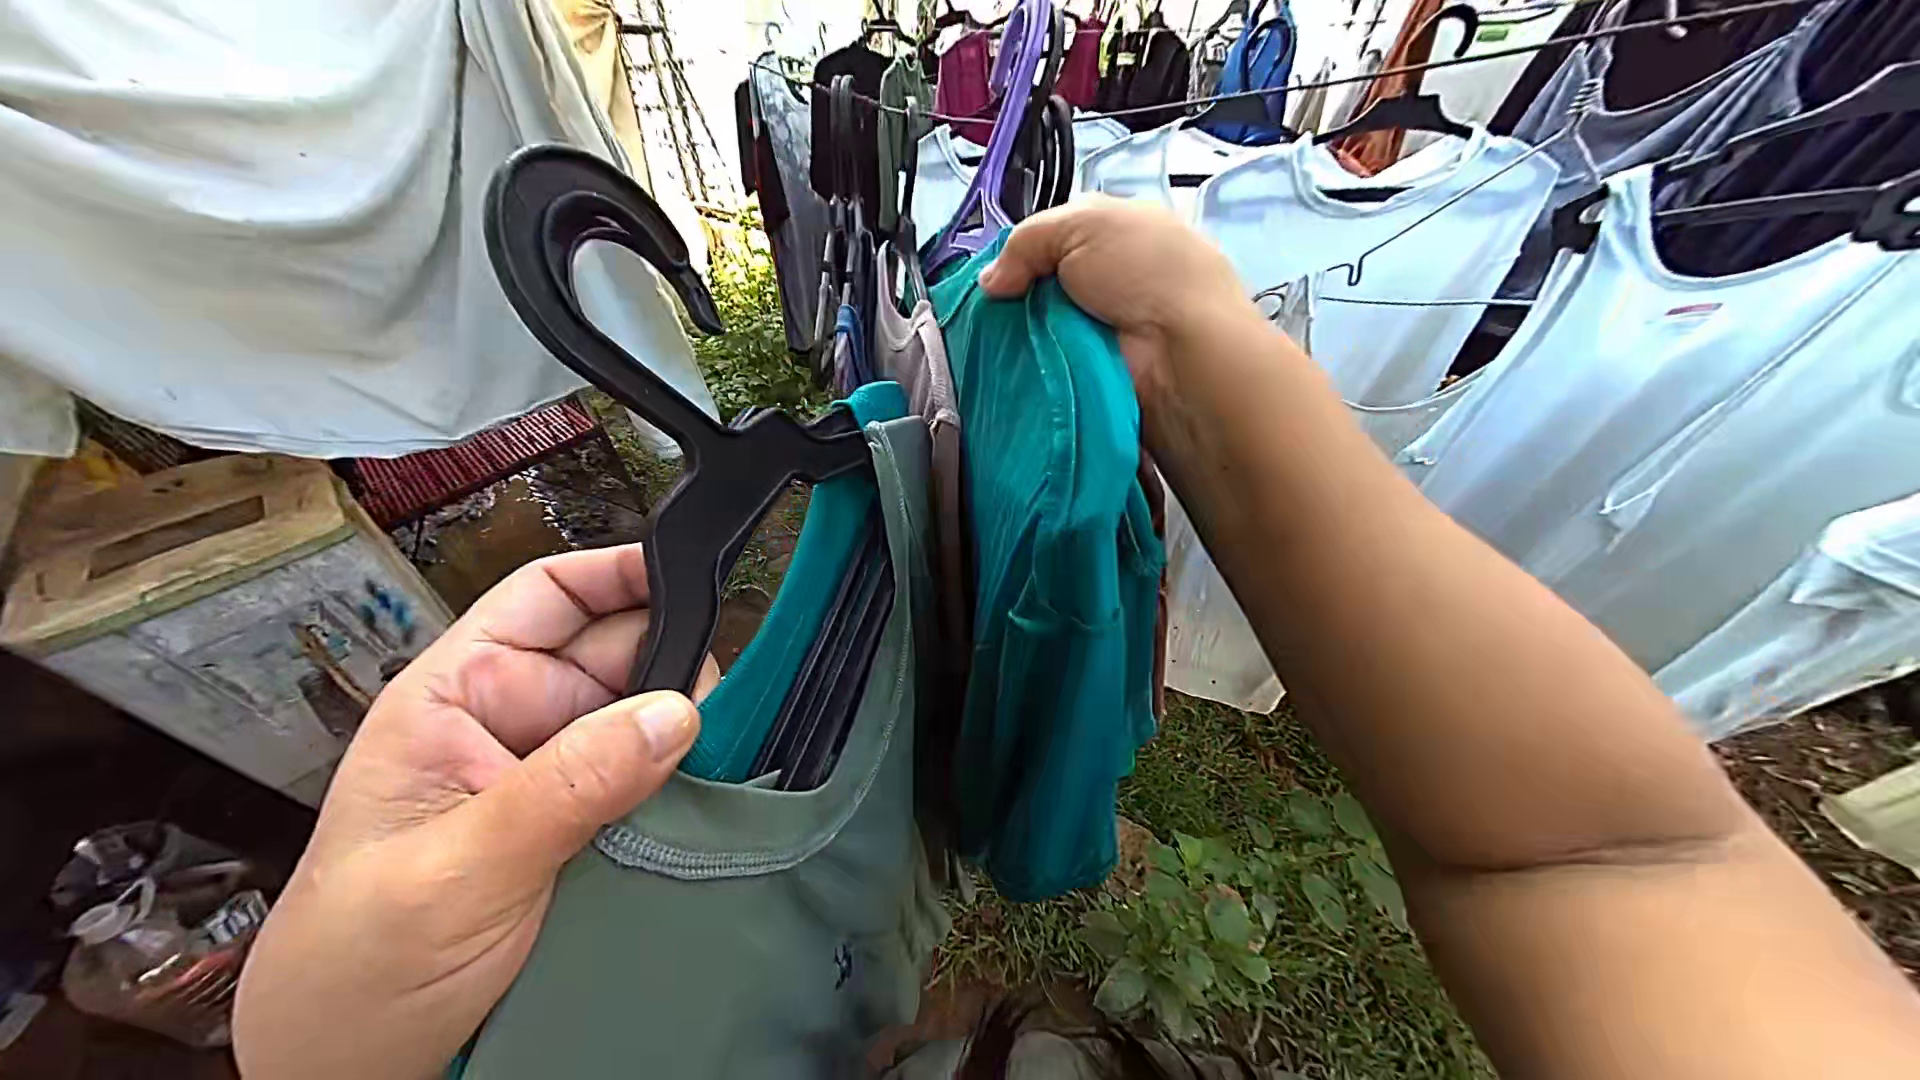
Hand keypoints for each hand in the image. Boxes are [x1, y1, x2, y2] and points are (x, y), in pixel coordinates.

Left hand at [233, 545, 715, 1079]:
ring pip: (655, 704)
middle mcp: (524, 715)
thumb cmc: (358, 972)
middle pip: (625, 646)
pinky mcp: (605, 807)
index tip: (688, 572)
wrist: (365, 1078)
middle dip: (676, 665)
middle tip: (712, 709)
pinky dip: (696, 764)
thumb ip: (563, 789)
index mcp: (462, 695)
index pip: (549, 595)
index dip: (615, 572)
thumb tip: (673, 714)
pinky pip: (666, 761)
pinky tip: (712, 781)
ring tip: (711, 756)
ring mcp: (570, 762)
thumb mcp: (450, 875)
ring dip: (692, 720)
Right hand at [978, 194, 1257, 415]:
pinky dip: (1030, 368)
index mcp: (1112, 232)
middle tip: (987, 316)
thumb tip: (989, 283)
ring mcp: (1101, 328)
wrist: (1180, 347)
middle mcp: (1106, 279)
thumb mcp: (1081, 224)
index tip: (994, 280)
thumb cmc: (1141, 271)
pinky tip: (1008, 371)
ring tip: (990, 347)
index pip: (1051, 240)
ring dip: (1017, 338)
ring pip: (1039, 330)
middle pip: (1040, 289)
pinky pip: (1048, 366)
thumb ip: (1026, 241)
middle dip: (1013, 301)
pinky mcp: (1093, 369)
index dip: (1019, 256)